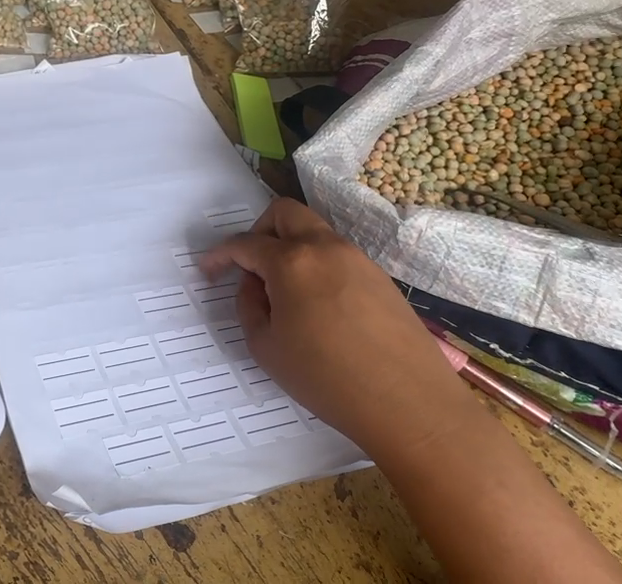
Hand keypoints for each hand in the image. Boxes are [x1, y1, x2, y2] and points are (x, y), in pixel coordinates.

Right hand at [199, 198, 475, 458]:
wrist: (413, 408)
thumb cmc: (328, 380)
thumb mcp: (265, 348)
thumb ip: (248, 306)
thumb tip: (255, 286)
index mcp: (291, 262)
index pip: (244, 244)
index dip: (220, 255)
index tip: (208, 270)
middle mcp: (325, 249)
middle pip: (285, 213)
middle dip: (259, 231)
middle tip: (251, 265)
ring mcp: (360, 261)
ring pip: (315, 233)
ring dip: (291, 249)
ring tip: (285, 293)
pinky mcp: (383, 280)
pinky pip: (339, 257)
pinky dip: (318, 267)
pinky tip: (320, 308)